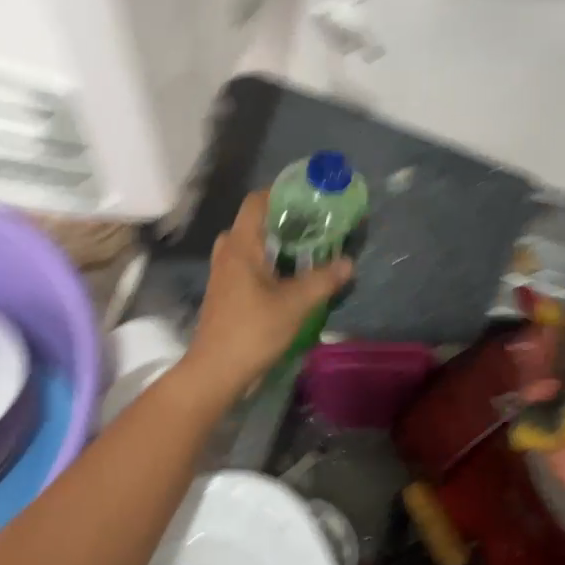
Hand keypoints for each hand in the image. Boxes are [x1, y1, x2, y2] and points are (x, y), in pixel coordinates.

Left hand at [183, 191, 352, 395]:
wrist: (216, 371)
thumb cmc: (252, 331)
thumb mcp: (295, 304)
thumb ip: (323, 280)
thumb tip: (348, 263)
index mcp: (240, 245)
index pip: (257, 201)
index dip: (283, 193)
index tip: (312, 198)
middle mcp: (228, 252)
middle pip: (258, 223)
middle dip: (288, 221)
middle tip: (318, 227)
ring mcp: (224, 274)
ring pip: (254, 246)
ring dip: (280, 246)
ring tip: (311, 251)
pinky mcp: (227, 293)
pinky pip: (251, 266)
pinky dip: (272, 265)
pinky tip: (294, 278)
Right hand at [512, 306, 564, 524]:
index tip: (551, 314)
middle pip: (561, 367)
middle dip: (546, 351)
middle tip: (533, 336)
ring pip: (544, 389)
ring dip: (535, 373)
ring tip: (530, 362)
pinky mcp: (549, 443)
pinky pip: (534, 418)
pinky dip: (529, 405)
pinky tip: (531, 392)